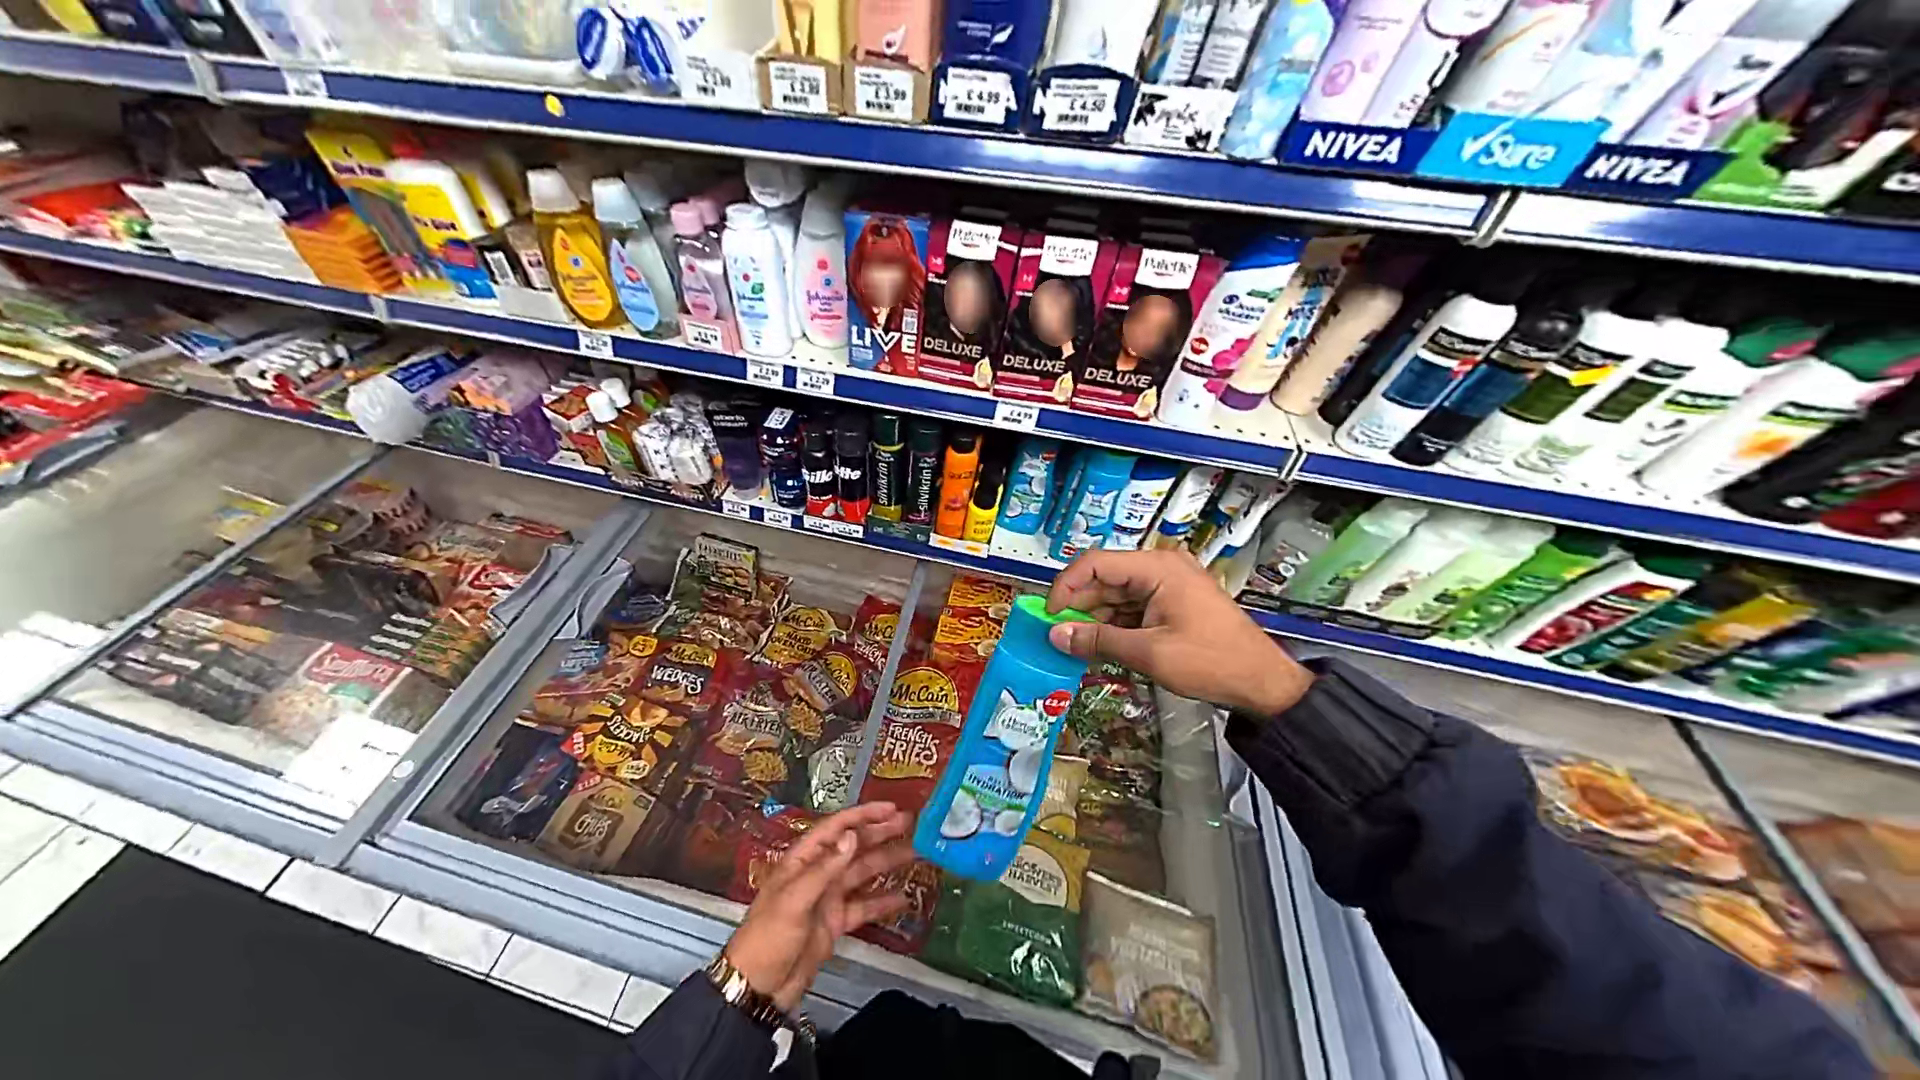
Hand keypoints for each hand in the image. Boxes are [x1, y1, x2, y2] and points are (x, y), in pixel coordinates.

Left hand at [724, 802, 915, 1011]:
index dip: (863, 815)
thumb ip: (825, 868)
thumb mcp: (794, 899)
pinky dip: (882, 901)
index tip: (890, 808)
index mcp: (803, 860)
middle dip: (880, 833)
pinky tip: (903, 898)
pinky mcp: (835, 922)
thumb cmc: (767, 938)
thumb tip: (852, 836)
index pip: (836, 828)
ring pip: (862, 873)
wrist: (757, 988)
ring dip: (887, 862)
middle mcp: (818, 873)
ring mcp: (827, 898)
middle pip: (853, 846)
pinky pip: (864, 906)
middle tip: (909, 823)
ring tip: (914, 852)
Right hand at [1045, 548, 1312, 715]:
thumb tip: (1055, 635)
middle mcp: (1160, 568)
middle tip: (1057, 636)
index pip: (1095, 563)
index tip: (1048, 615)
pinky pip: (1132, 608)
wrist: (1262, 682)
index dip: (1066, 587)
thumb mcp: (1148, 653)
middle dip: (1078, 607)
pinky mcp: (1171, 603)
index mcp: (1156, 568)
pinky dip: (1114, 625)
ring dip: (1095, 619)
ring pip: (1115, 595)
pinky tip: (1099, 646)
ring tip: (1075, 646)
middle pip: (1104, 579)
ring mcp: (1167, 585)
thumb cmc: (1210, 661)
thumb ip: (1098, 640)